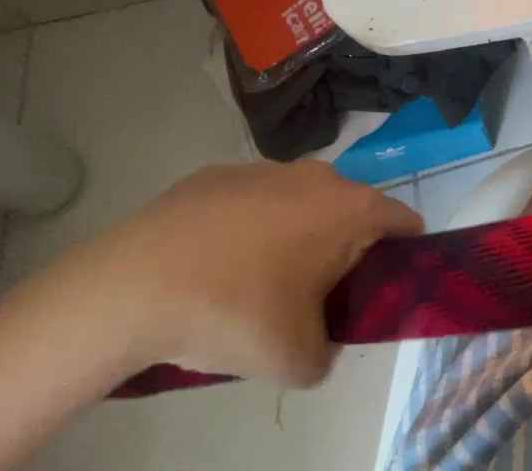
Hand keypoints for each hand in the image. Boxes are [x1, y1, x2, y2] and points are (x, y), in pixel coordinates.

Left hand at [25, 160, 420, 387]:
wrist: (126, 290)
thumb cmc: (232, 314)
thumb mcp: (296, 362)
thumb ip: (330, 353)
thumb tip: (320, 342)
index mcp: (352, 210)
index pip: (405, 222)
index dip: (404, 257)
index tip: (378, 292)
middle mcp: (319, 176)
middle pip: (352, 211)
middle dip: (342, 250)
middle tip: (311, 300)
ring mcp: (264, 169)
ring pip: (298, 204)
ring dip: (292, 237)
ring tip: (251, 286)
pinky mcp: (213, 175)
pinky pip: (249, 203)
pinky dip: (243, 229)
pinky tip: (209, 268)